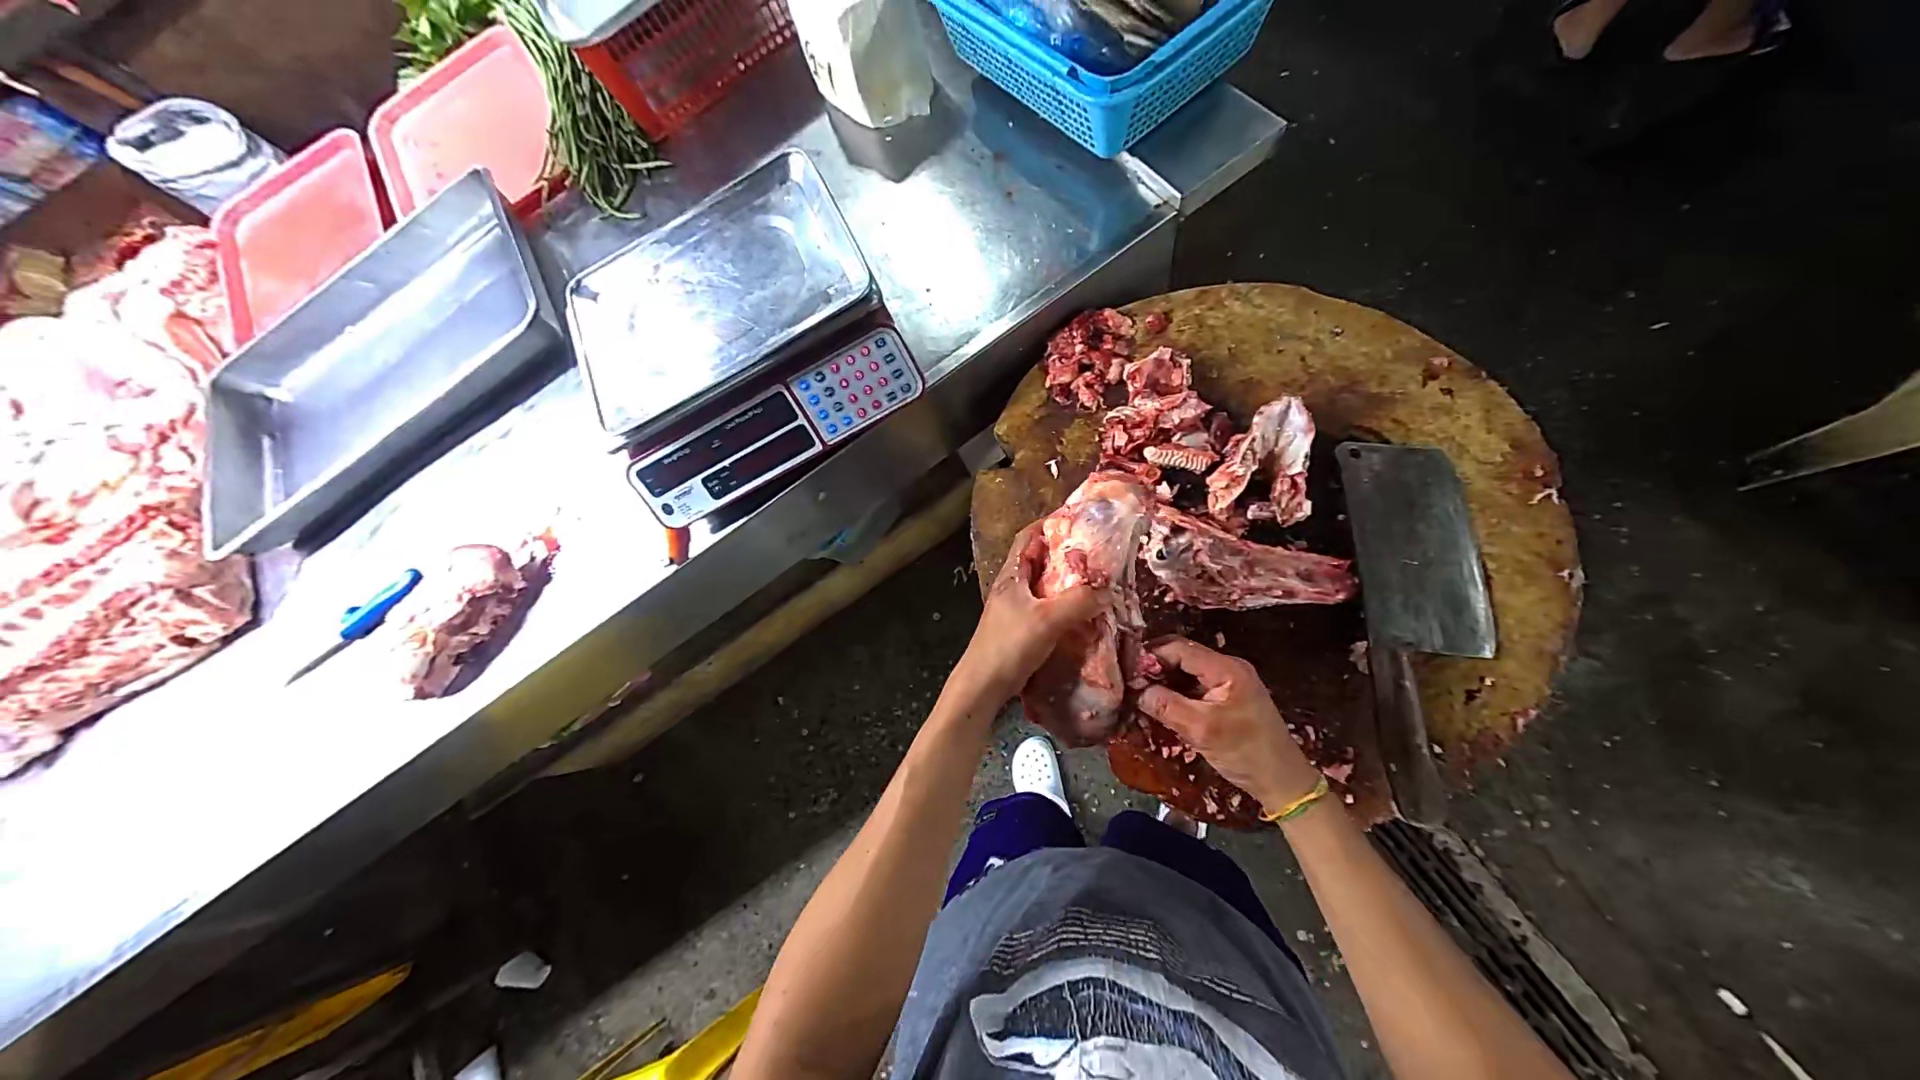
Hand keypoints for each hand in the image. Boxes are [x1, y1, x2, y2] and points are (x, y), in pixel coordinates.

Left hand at [953, 521, 1101, 704]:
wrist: (982, 686)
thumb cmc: (1009, 645)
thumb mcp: (1048, 619)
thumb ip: (1079, 600)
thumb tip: (1106, 587)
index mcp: (1011, 576)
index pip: (1027, 537)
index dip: (1048, 525)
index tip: (1076, 521)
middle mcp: (1011, 588)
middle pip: (1038, 561)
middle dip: (1065, 554)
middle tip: (1095, 553)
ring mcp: (1014, 610)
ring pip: (1044, 587)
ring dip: (1066, 583)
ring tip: (1095, 582)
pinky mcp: (1020, 631)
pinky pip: (1046, 610)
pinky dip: (1064, 607)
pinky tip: (1082, 616)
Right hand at [1138, 637, 1323, 812]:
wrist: (1283, 781)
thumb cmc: (1245, 753)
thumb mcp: (1201, 730)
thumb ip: (1166, 706)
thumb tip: (1136, 690)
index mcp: (1225, 668)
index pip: (1178, 648)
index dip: (1150, 656)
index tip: (1127, 671)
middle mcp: (1227, 667)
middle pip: (1181, 656)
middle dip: (1154, 668)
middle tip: (1129, 683)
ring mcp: (1228, 682)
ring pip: (1185, 672)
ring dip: (1163, 681)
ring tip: (1139, 693)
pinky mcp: (1227, 697)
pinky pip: (1194, 686)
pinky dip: (1175, 692)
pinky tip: (1159, 704)